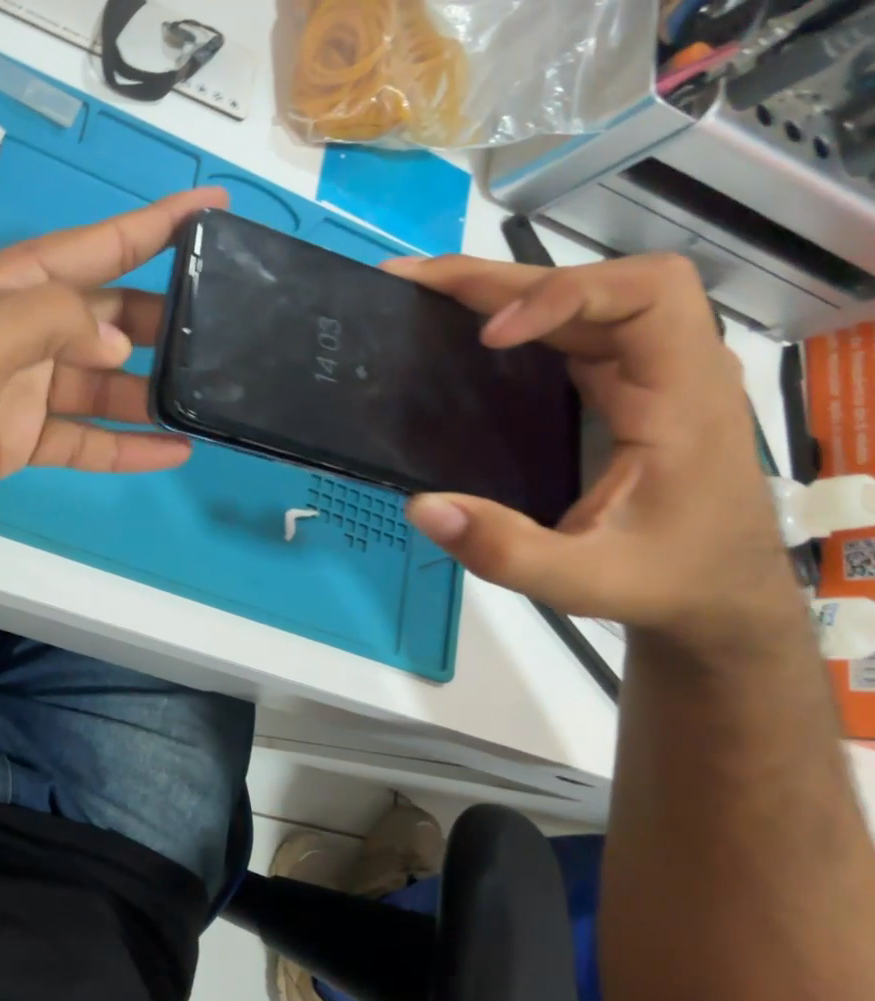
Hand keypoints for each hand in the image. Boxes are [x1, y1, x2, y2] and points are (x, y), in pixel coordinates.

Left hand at [0, 187, 229, 559]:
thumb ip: (52, 321)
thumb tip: (120, 337)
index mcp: (12, 291)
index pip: (99, 246)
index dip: (158, 224)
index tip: (220, 209)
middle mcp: (24, 333)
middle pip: (114, 314)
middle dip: (172, 317)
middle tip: (241, 327)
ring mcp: (24, 390)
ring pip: (107, 382)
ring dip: (157, 388)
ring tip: (221, 396)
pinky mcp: (21, 441)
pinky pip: (86, 438)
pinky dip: (126, 444)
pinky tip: (174, 450)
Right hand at [385, 253, 797, 637]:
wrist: (718, 594)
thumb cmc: (665, 580)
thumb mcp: (584, 580)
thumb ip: (507, 550)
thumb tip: (422, 505)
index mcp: (682, 396)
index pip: (647, 295)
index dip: (564, 296)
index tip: (489, 338)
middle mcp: (670, 367)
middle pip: (599, 283)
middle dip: (502, 278)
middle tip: (409, 282)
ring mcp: (644, 373)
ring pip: (578, 300)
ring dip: (497, 291)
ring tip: (416, 293)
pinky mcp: (616, 387)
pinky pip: (566, 330)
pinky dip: (507, 318)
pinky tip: (454, 329)